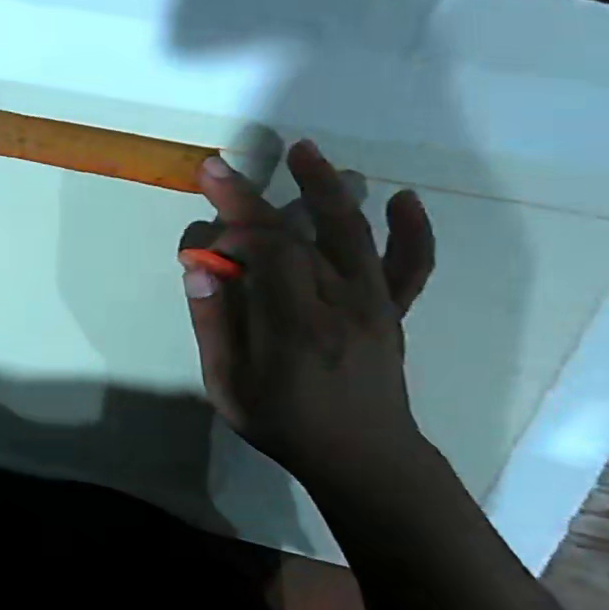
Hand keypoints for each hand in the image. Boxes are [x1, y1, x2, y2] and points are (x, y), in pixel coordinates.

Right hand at [180, 139, 435, 489]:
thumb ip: (212, 325)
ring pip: (353, 233)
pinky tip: (401, 199)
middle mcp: (343, 305)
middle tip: (217, 169)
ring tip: (302, 150)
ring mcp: (376, 304)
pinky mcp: (393, 310)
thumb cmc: (286, 426)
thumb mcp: (228, 388)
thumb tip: (197, 266)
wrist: (365, 460)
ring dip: (325, 187)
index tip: (206, 242)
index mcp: (298, 327)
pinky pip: (411, 265)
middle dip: (251, 198)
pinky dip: (410, 231)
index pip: (269, 253)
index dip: (233, 232)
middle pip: (299, 234)